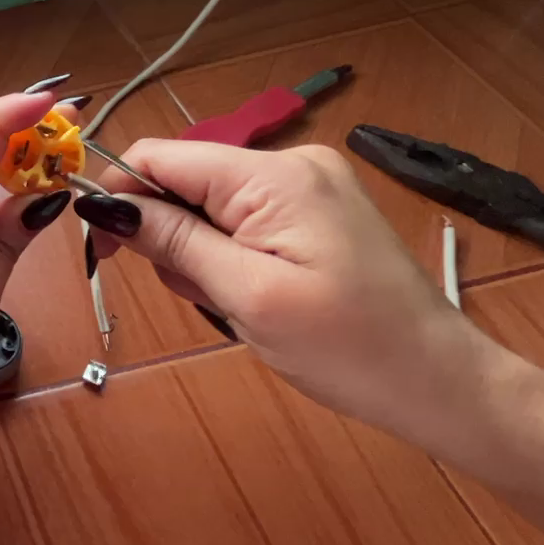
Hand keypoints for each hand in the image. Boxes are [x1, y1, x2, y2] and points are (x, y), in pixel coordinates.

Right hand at [86, 139, 509, 438]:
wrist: (444, 388)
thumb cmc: (347, 348)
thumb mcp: (244, 294)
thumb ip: (171, 240)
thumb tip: (99, 204)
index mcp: (273, 176)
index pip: (158, 157)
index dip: (117, 194)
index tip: (104, 248)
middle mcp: (288, 164)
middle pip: (179, 180)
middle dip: (166, 235)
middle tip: (196, 290)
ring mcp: (302, 186)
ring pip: (201, 204)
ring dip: (194, 252)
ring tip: (231, 300)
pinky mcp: (309, 210)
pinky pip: (233, 218)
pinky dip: (221, 255)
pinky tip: (247, 291)